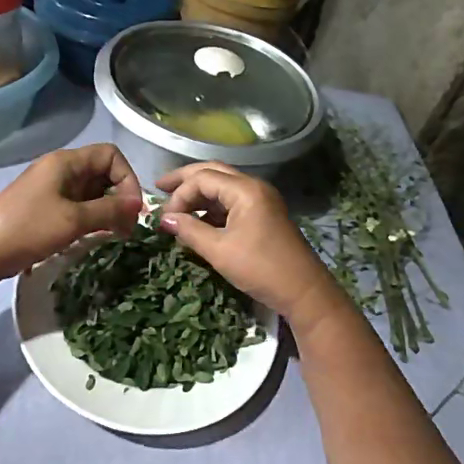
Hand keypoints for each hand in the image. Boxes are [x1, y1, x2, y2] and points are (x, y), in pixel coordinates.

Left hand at [0, 144, 142, 283]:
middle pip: (102, 173)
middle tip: (128, 228)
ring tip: (116, 236)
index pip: (110, 155)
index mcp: (66, 162)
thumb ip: (109, 210)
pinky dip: (92, 218)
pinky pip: (78, 206)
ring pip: (92, 192)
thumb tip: (139, 206)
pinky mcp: (45, 209)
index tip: (132, 209)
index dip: (127, 178)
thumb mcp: (74, 220)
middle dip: (120, 197)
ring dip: (107, 210)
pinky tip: (96, 238)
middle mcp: (60, 170)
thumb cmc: (28, 228)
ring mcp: (52, 190)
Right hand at [156, 163, 344, 331]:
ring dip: (198, 194)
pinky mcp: (263, 214)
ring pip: (223, 186)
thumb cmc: (261, 269)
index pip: (202, 178)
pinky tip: (197, 221)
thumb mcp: (219, 251)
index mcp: (245, 190)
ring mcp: (261, 200)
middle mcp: (254, 187)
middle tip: (159, 187)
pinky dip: (212, 207)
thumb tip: (164, 219)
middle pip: (213, 172)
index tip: (164, 217)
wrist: (305, 291)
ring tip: (175, 208)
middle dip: (185, 180)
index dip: (179, 194)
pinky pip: (232, 202)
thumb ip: (190, 230)